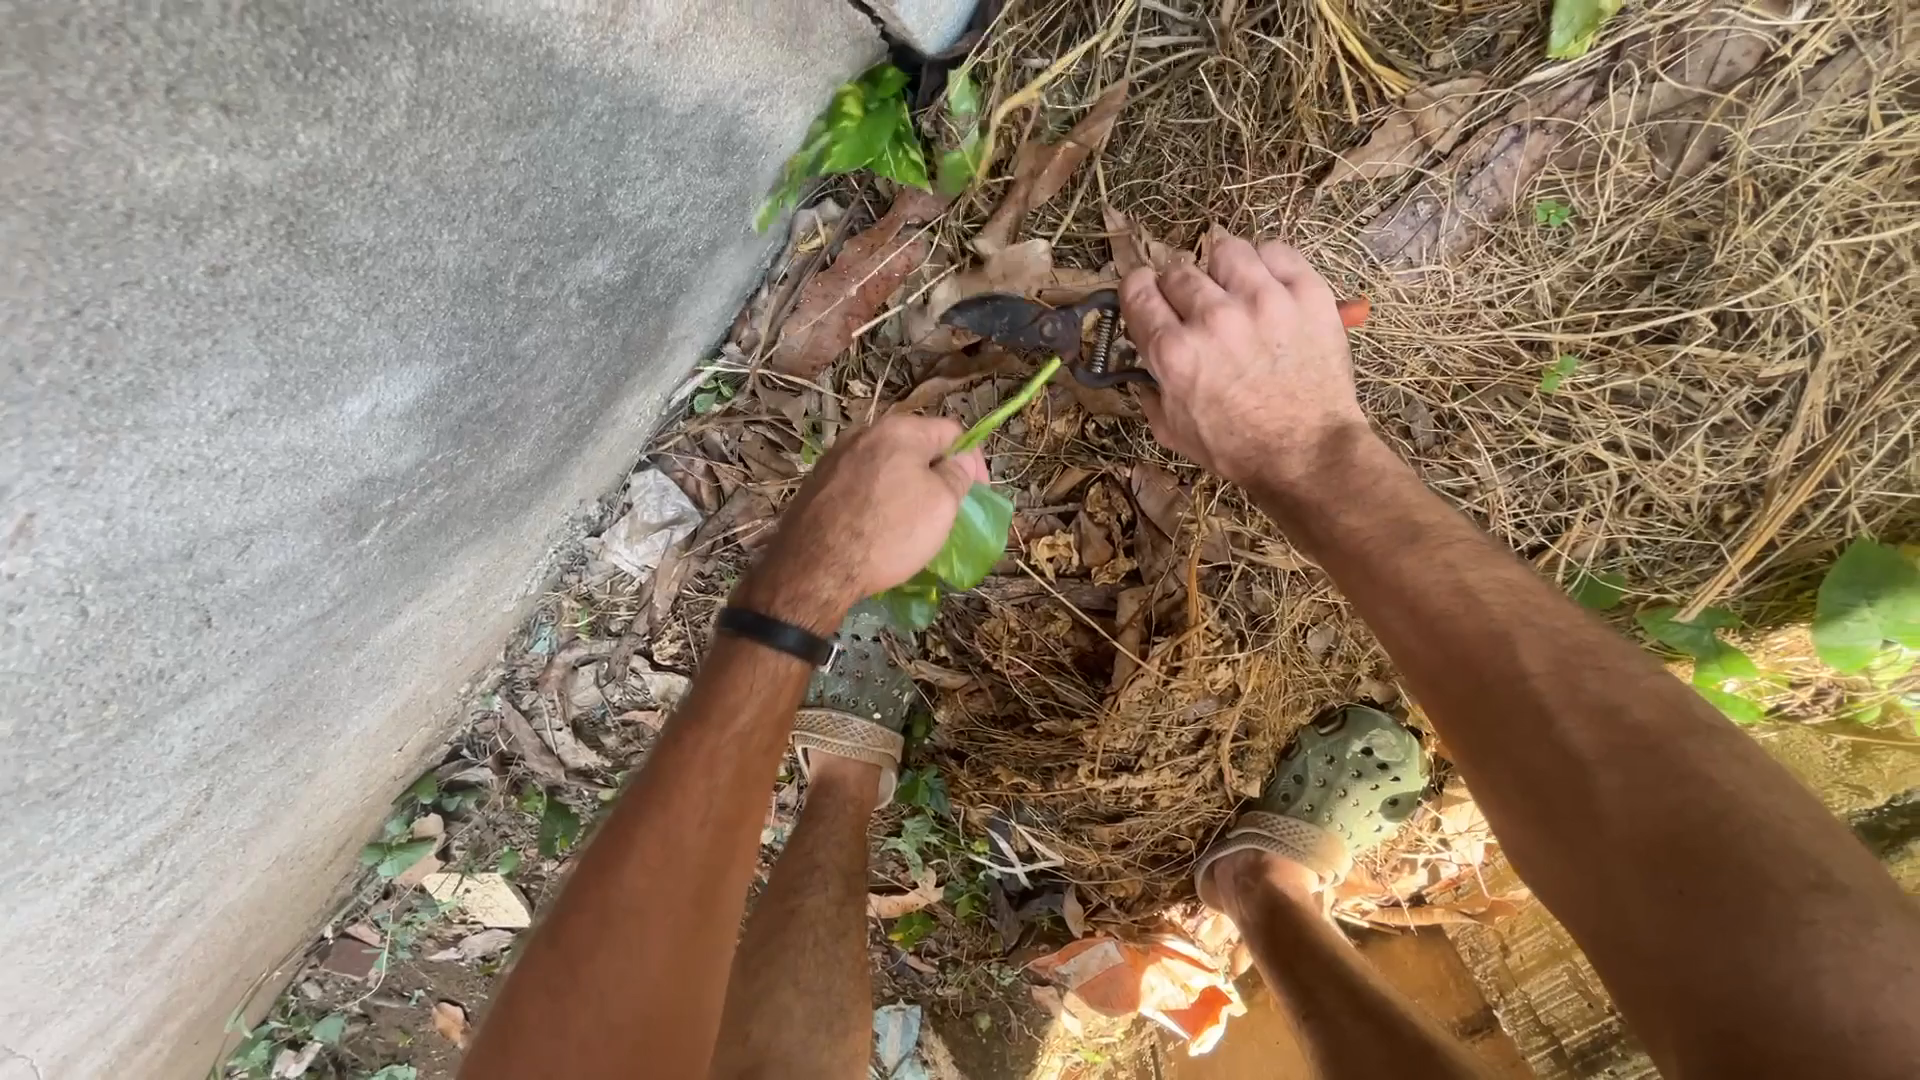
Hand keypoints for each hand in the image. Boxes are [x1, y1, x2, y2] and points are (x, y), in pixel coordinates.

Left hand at [736, 415, 987, 631]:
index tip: (977, 492)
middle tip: (947, 507)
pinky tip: (878, 526)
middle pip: (915, 445)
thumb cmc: (888, 533)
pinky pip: (861, 483)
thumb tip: (961, 459)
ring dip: (905, 485)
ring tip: (912, 520)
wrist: (814, 569)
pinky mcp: (817, 484)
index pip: (951, 430)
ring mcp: (835, 457)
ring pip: (886, 465)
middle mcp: (864, 433)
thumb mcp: (941, 505)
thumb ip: (957, 474)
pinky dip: (877, 498)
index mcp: (899, 430)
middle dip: (936, 472)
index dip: (972, 459)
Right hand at [1121, 235, 1368, 491]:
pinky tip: (1264, 285)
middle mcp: (1212, 317)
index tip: (1147, 298)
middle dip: (1177, 289)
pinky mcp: (1305, 292)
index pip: (1137, 290)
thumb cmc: (1236, 448)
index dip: (1138, 291)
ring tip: (1230, 289)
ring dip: (1219, 269)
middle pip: (1177, 272)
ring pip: (1224, 250)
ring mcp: (1262, 299)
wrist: (1306, 452)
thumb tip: (1144, 367)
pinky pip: (1274, 251)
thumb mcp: (1171, 430)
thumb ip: (1149, 392)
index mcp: (1173, 352)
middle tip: (1193, 309)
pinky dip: (1263, 264)